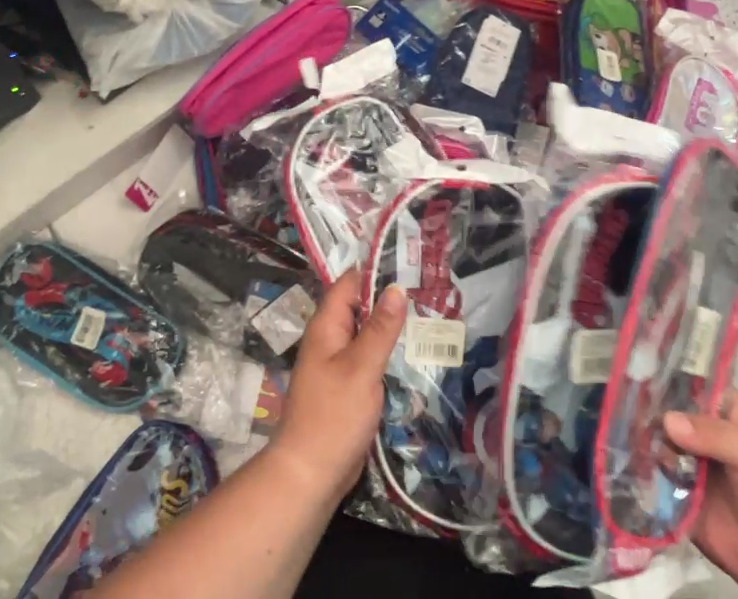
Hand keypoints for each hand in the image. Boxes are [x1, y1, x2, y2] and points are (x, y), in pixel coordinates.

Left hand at [265, 268, 406, 503]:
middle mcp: (328, 339)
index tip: (409, 264)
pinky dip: (385, 350)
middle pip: (357, 306)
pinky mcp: (344, 386)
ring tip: (427, 314)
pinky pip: (365, 356)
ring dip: (388, 325)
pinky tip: (408, 352)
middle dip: (387, 298)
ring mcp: (335, 363)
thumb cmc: (334, 415)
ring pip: (364, 333)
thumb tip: (397, 288)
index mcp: (325, 327)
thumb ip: (380, 328)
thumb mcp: (362, 368)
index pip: (349, 284)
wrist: (310, 472)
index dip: (375, 272)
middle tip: (427, 289)